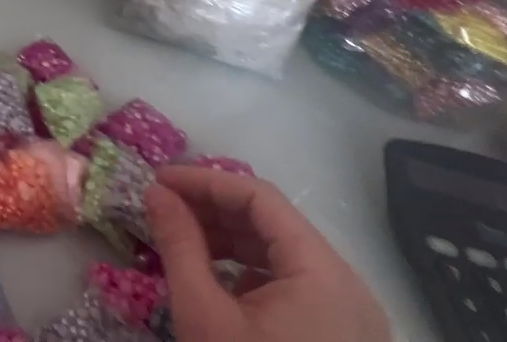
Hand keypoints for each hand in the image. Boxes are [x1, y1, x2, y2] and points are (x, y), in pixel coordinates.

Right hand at [147, 167, 389, 341]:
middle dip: (211, 208)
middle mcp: (347, 286)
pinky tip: (213, 281)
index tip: (156, 182)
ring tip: (179, 241)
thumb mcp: (203, 311)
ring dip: (226, 237)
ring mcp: (350, 316)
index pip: (258, 197)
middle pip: (273, 222)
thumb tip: (157, 191)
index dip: (203, 180)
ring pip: (281, 252)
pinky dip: (248, 269)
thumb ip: (179, 242)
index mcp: (323, 274)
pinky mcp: (341, 338)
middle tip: (160, 210)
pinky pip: (292, 283)